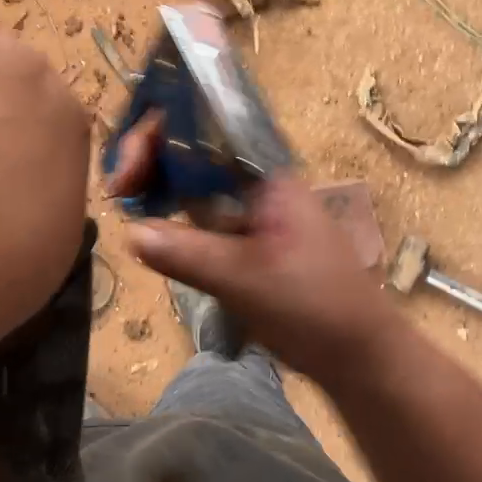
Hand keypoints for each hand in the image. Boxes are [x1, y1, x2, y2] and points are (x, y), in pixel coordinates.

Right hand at [107, 118, 398, 378]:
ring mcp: (250, 203)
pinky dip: (171, 208)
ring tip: (123, 201)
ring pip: (191, 174)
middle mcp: (254, 177)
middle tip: (117, 191)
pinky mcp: (245, 231)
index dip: (155, 134)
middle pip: (190, 144)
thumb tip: (130, 232)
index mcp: (262, 172)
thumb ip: (187, 253)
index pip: (201, 125)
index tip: (125, 173)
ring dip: (155, 179)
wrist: (364, 356)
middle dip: (148, 155)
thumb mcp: (245, 281)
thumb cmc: (315, 310)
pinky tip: (149, 226)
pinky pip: (199, 205)